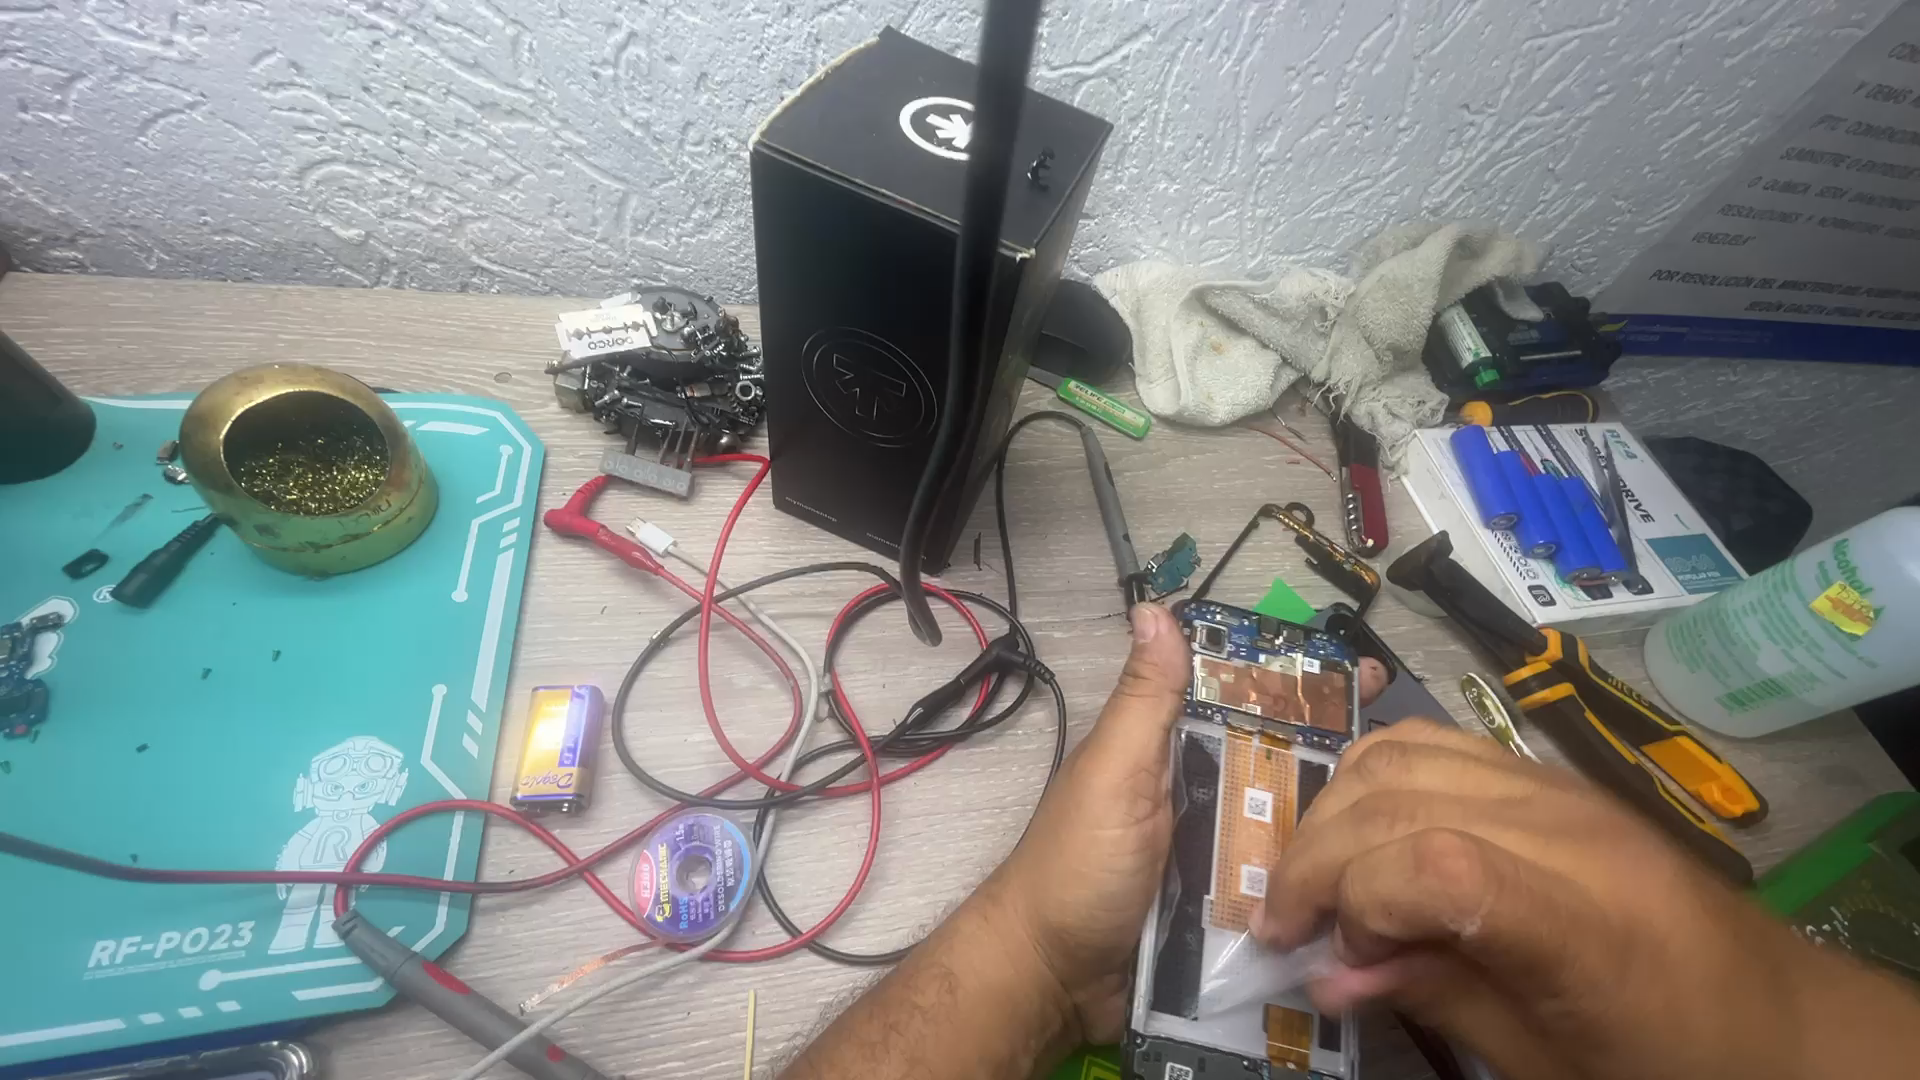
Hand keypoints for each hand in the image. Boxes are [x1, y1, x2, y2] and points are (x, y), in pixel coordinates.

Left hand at [989, 603, 1388, 1043]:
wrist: (1056, 976)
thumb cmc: (1079, 862)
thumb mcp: (1113, 772)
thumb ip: (1143, 700)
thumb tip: (1152, 607)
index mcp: (1171, 746)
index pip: (1241, 699)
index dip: (1296, 684)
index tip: (1364, 673)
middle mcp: (1200, 790)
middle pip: (1276, 762)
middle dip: (1338, 754)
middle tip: (1415, 754)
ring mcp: (1217, 852)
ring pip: (1288, 823)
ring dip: (1339, 819)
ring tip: (1418, 815)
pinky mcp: (1229, 908)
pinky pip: (1282, 883)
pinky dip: (1319, 879)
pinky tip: (1379, 881)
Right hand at [1253, 719, 1919, 1079]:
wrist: (1782, 1014)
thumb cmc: (1673, 1062)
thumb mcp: (1554, 1066)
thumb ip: (1433, 1001)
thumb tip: (1324, 975)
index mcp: (1592, 929)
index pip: (1440, 869)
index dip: (1361, 902)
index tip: (1333, 955)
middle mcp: (1567, 832)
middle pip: (1395, 804)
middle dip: (1315, 860)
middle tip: (1282, 918)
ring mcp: (1549, 785)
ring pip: (1393, 758)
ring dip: (1328, 811)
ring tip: (1311, 869)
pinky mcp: (1535, 768)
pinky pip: (1423, 739)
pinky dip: (1365, 770)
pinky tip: (1351, 815)